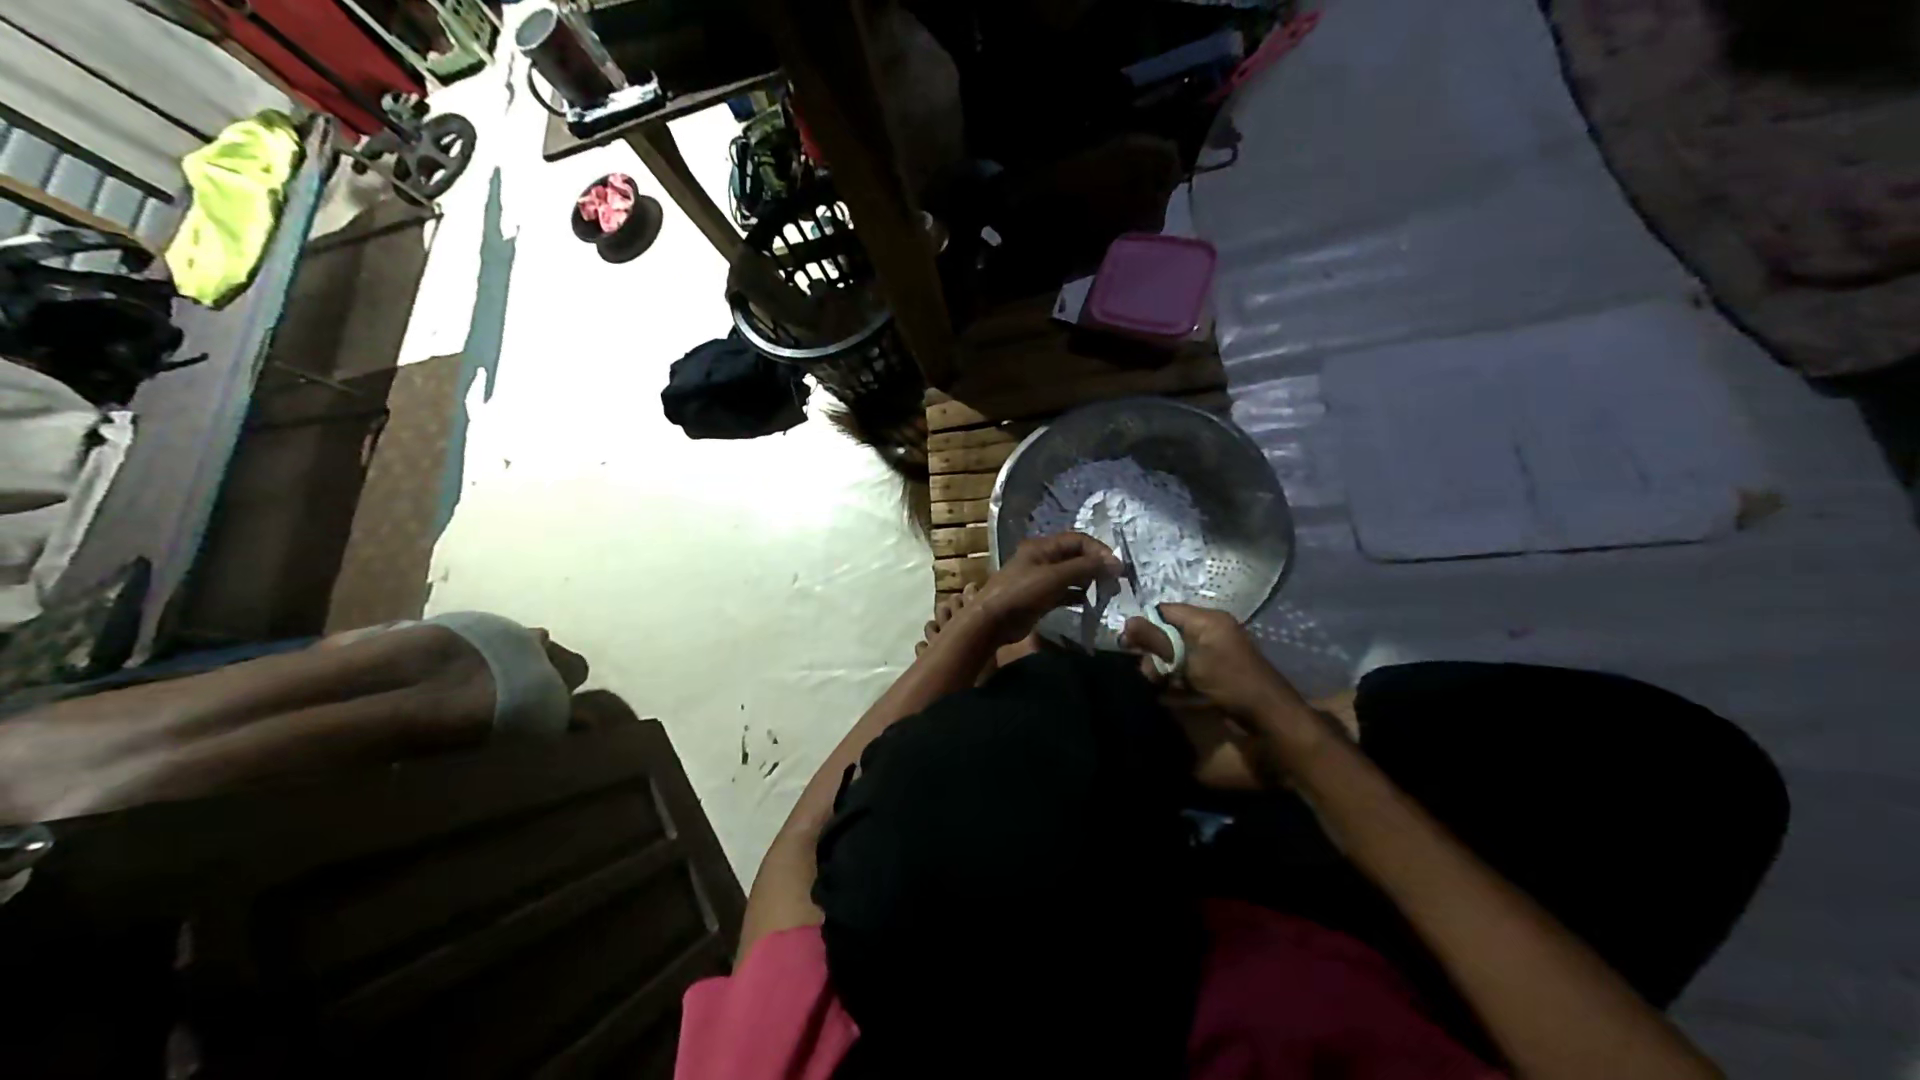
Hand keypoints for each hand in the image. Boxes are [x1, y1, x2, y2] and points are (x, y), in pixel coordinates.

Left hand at [975, 532, 1121, 646]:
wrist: (992, 620)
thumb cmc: (1022, 593)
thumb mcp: (1055, 577)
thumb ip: (1085, 567)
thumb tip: (1115, 562)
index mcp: (1042, 547)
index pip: (1077, 540)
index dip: (1098, 550)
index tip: (1115, 567)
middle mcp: (1042, 559)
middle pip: (1075, 556)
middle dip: (1096, 565)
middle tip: (1114, 581)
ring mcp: (1040, 578)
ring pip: (1071, 574)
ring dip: (1089, 580)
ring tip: (1106, 592)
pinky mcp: (1040, 597)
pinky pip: (1064, 592)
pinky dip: (1078, 595)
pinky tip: (1089, 603)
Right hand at [1121, 603, 1314, 733]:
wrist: (1269, 716)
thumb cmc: (1229, 682)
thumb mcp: (1189, 661)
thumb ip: (1158, 641)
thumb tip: (1128, 622)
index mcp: (1207, 619)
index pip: (1165, 610)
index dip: (1145, 625)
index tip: (1130, 647)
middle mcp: (1212, 629)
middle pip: (1169, 631)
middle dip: (1155, 652)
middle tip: (1151, 674)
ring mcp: (1217, 649)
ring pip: (1177, 651)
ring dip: (1165, 668)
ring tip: (1163, 686)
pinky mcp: (1219, 668)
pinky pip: (1189, 665)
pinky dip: (1179, 676)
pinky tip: (1174, 692)